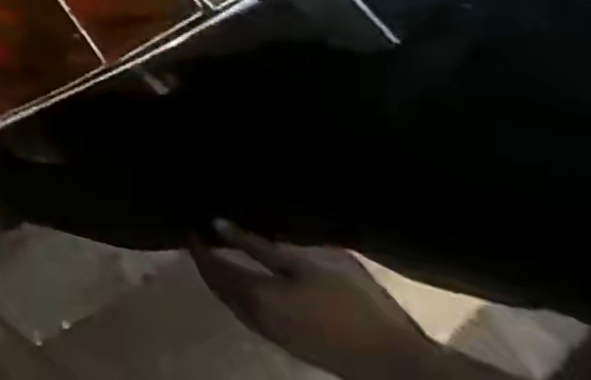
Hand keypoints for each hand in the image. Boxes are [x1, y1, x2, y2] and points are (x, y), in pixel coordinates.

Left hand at [193, 222, 438, 379]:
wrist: (399, 365)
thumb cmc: (353, 306)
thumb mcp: (304, 266)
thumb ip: (258, 246)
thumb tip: (218, 224)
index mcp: (254, 296)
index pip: (211, 267)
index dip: (198, 246)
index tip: (190, 226)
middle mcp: (254, 318)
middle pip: (217, 286)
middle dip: (205, 263)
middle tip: (201, 238)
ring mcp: (272, 336)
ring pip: (231, 302)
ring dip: (221, 280)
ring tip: (220, 254)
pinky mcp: (289, 345)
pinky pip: (248, 314)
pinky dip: (237, 294)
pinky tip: (248, 282)